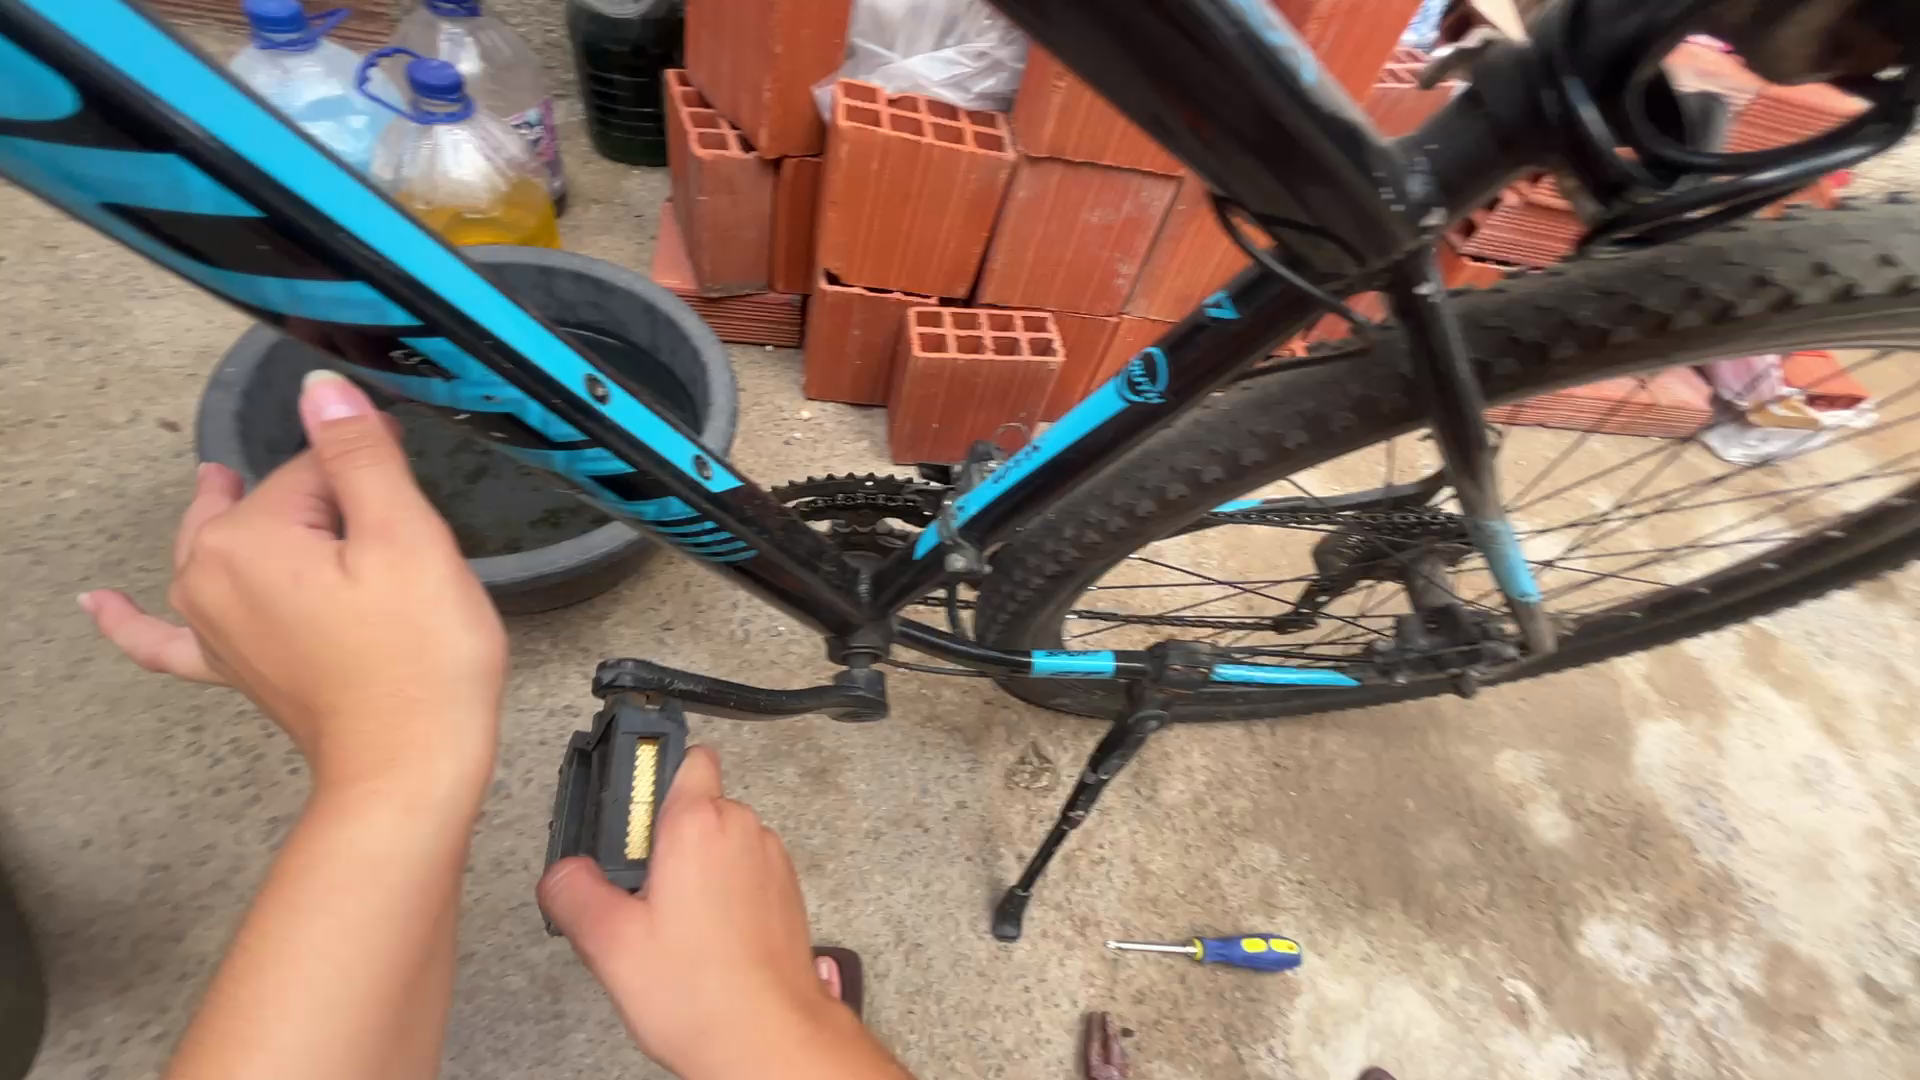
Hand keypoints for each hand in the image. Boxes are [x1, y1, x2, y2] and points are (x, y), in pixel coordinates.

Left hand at [81, 370, 507, 791]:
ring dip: (235, 519)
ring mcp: (215, 629)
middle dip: (317, 492)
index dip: (372, 466)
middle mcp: (208, 578)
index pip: (316, 470)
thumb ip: (361, 460)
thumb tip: (323, 388)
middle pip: (265, 506)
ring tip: (228, 485)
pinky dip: (134, 620)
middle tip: (375, 493)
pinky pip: (166, 635)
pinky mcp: (236, 669)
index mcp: (249, 539)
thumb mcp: (409, 541)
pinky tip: (100, 606)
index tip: (416, 477)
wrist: (414, 753)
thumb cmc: (423, 648)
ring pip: (219, 550)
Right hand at [539, 749, 908, 1079]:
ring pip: (722, 838)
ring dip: (698, 863)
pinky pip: (745, 865)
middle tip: (640, 888)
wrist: (767, 1031)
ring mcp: (768, 853)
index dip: (659, 774)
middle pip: (698, 804)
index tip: (631, 807)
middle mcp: (740, 826)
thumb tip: (563, 872)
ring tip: (673, 922)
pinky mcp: (785, 883)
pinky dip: (726, 885)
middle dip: (668, 835)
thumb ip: (575, 894)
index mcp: (698, 823)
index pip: (688, 759)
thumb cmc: (696, 989)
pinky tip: (707, 934)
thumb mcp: (610, 943)